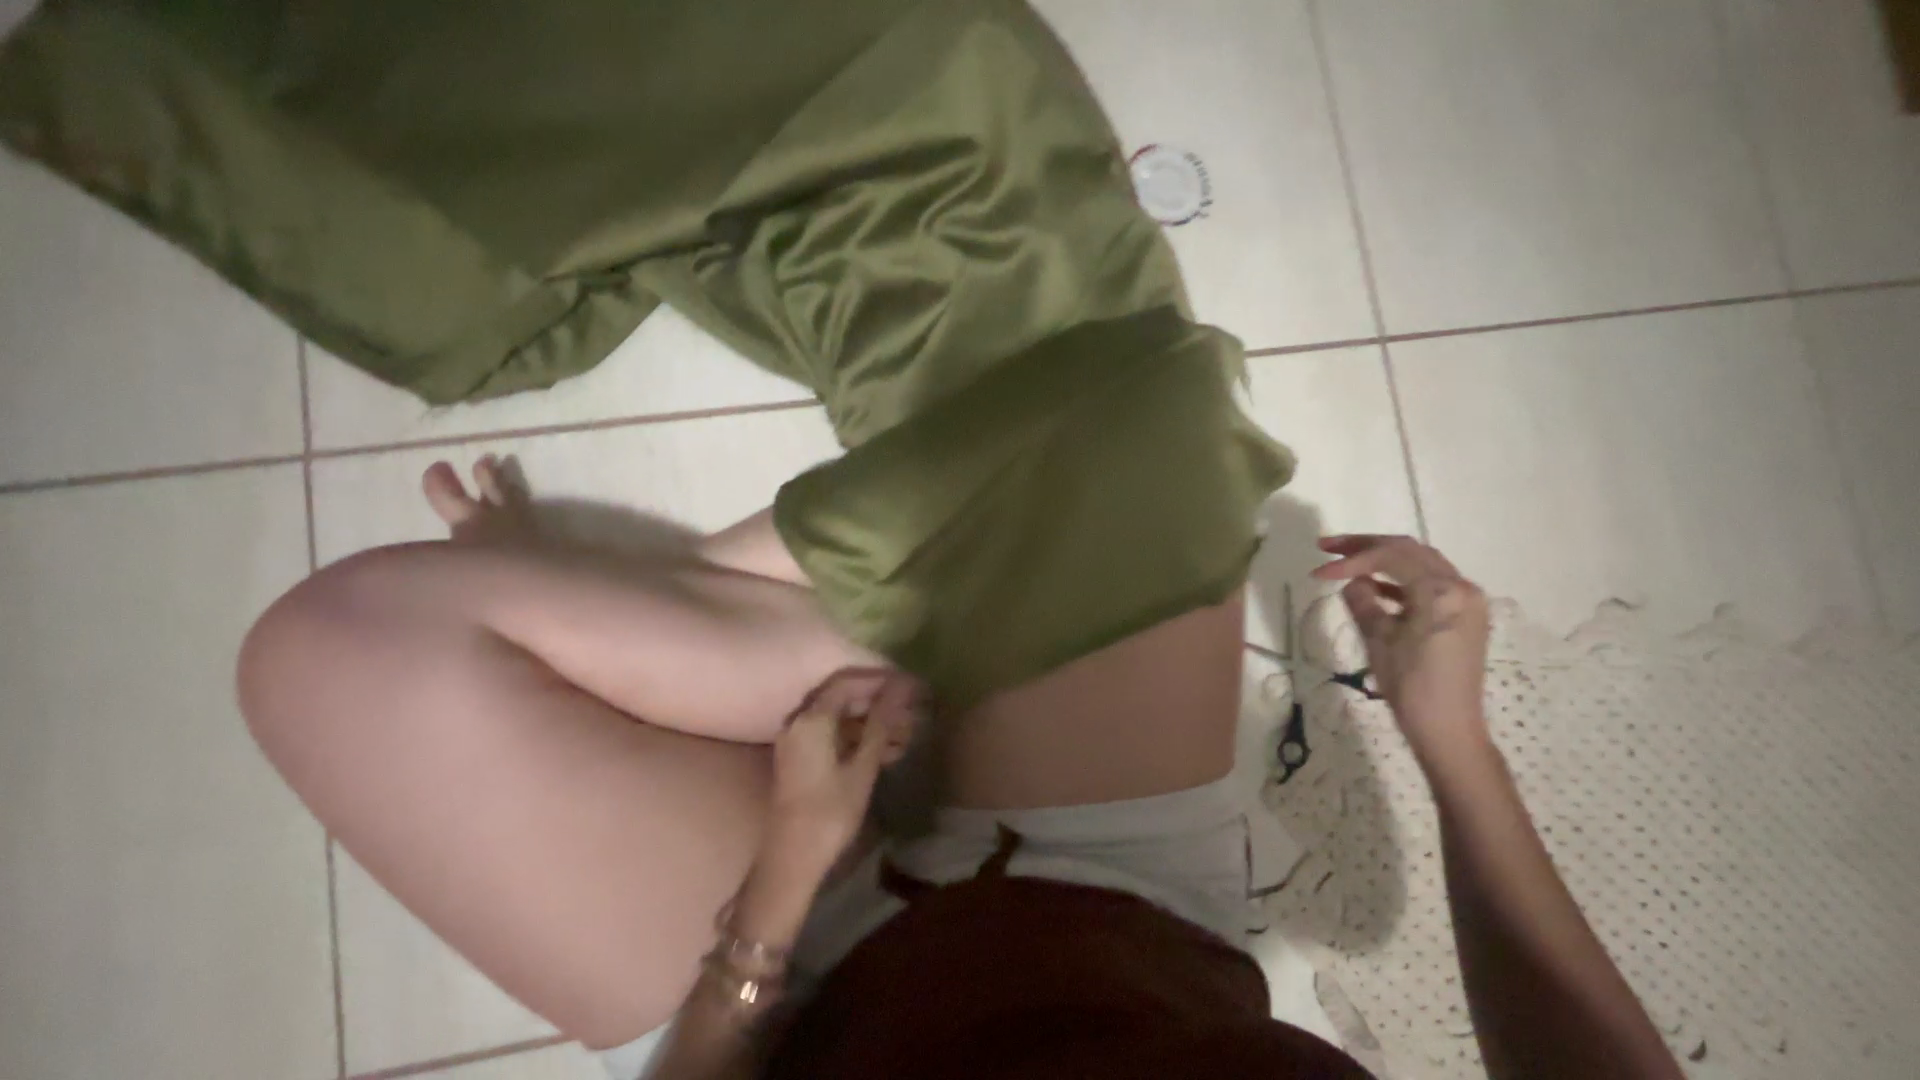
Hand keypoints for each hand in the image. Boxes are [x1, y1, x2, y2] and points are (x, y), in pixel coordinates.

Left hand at [767, 668, 921, 870]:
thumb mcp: (862, 766)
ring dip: (870, 722)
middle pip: (843, 698)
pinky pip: (831, 735)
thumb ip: (881, 723)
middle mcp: (798, 721)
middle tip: (912, 714)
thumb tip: (902, 688)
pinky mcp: (799, 758)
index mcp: (811, 719)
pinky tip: (884, 751)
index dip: (882, 680)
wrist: (791, 858)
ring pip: (839, 718)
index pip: (849, 682)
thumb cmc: (830, 812)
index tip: (912, 687)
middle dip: (878, 702)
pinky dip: (856, 738)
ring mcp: (795, 740)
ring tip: (905, 736)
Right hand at [1312, 535, 1491, 758]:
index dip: (1352, 559)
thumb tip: (1353, 582)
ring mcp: (1468, 602)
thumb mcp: (1379, 640)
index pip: (1390, 557)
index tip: (1318, 571)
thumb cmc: (1412, 686)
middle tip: (1329, 547)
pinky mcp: (1465, 617)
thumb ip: (1363, 602)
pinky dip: (1401, 581)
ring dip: (1385, 560)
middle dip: (1368, 547)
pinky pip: (1431, 585)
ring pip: (1422, 564)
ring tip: (1348, 562)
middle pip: (1409, 551)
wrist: (1449, 729)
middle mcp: (1461, 587)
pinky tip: (1374, 587)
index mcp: (1441, 591)